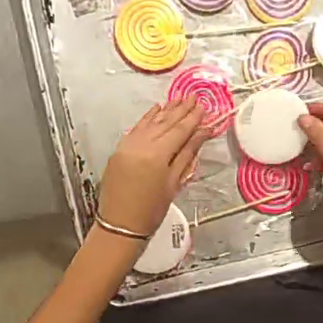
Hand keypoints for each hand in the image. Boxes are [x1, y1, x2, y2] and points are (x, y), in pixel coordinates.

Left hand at [96, 99, 206, 238]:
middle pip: (165, 123)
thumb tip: (202, 133)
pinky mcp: (119, 150)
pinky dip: (146, 119)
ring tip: (178, 100)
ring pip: (150, 123)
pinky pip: (136, 129)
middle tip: (193, 97)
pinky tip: (155, 110)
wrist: (120, 225)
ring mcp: (127, 146)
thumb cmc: (151, 210)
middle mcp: (141, 145)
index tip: (203, 107)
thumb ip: (187, 154)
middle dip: (180, 110)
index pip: (179, 130)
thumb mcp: (174, 183)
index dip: (193, 118)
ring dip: (165, 111)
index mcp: (157, 155)